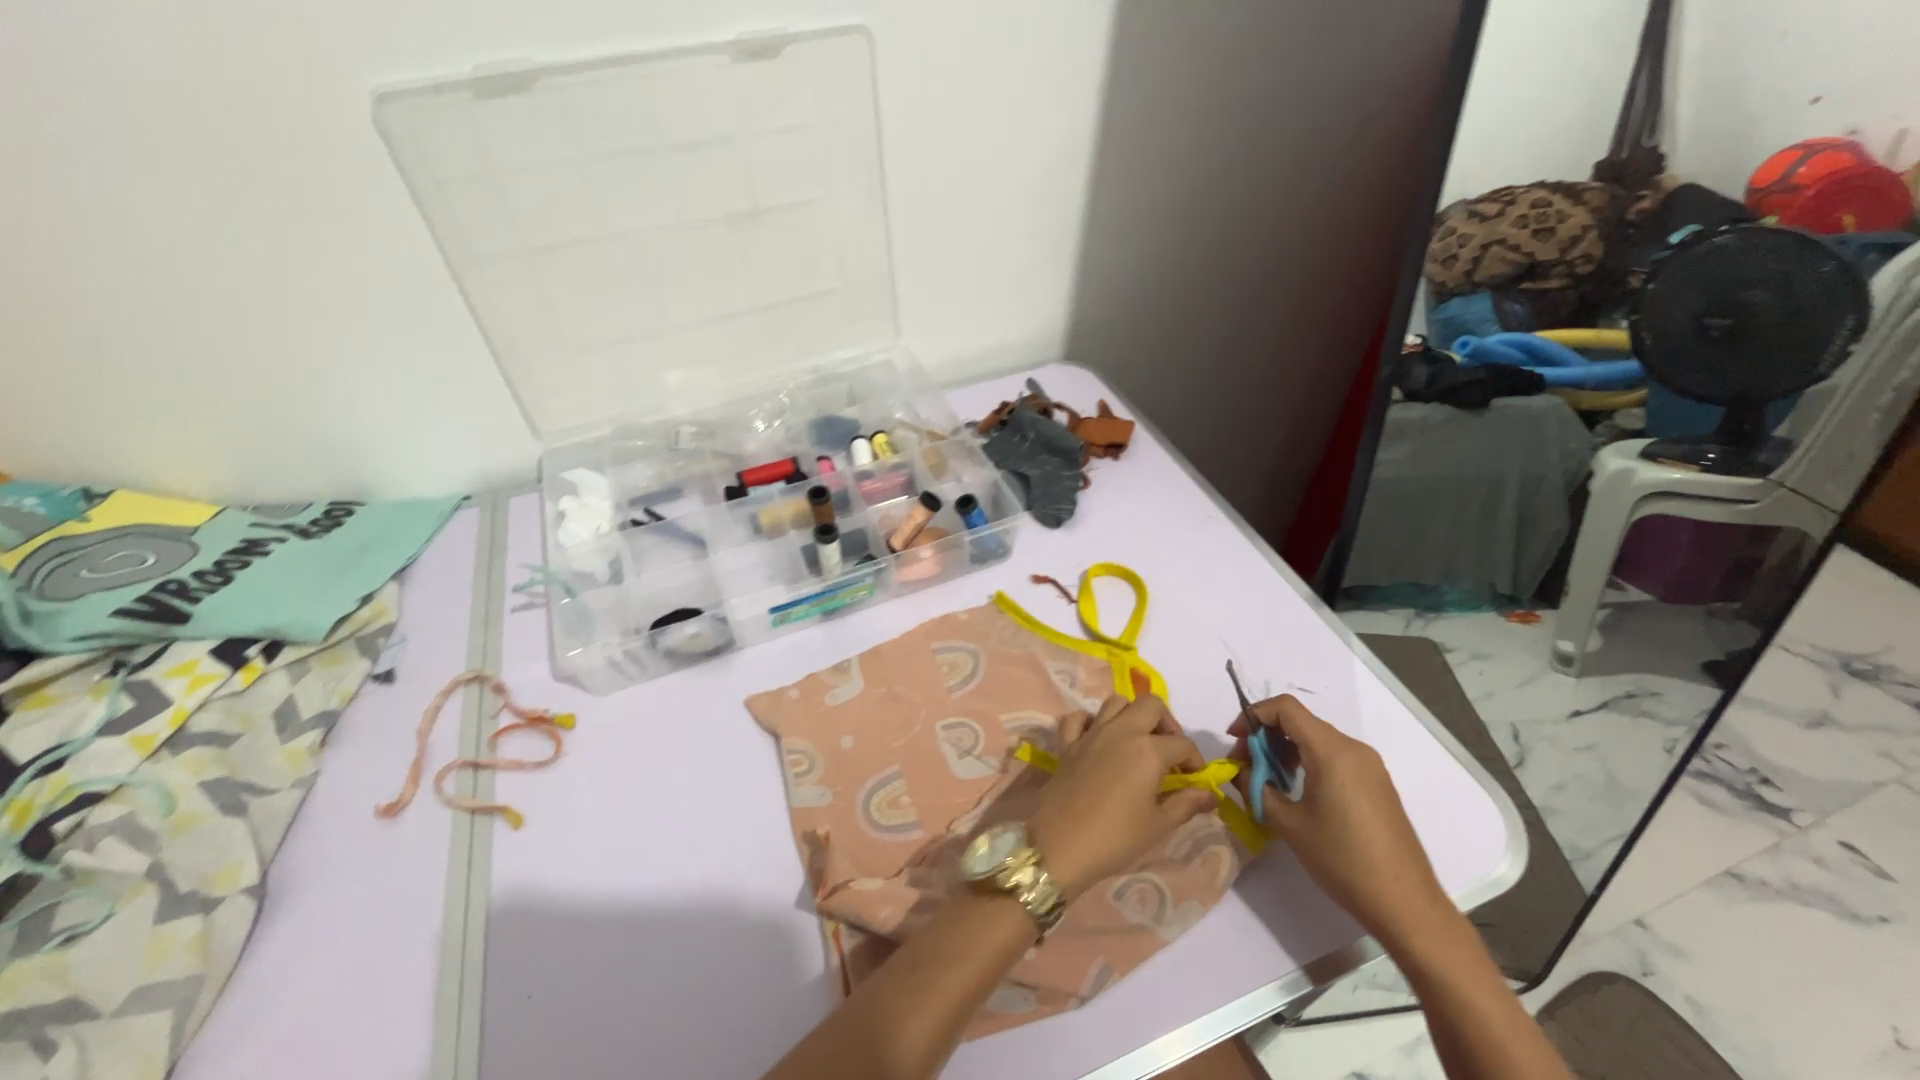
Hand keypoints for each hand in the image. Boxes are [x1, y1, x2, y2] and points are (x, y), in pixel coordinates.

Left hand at [1028, 695, 1217, 901]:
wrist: (1059, 846)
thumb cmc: (1115, 838)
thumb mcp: (1158, 825)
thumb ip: (1186, 804)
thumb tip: (1210, 794)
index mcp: (1148, 749)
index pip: (1182, 744)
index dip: (1195, 761)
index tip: (1196, 781)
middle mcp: (1120, 731)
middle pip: (1150, 705)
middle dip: (1167, 723)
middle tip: (1169, 753)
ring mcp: (1090, 734)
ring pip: (1115, 703)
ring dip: (1131, 715)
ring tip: (1138, 743)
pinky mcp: (1066, 745)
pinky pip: (1077, 719)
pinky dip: (1089, 722)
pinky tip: (1097, 740)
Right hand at [1230, 696, 1457, 948]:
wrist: (1403, 900)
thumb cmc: (1341, 859)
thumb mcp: (1288, 824)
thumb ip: (1259, 789)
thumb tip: (1243, 772)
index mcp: (1332, 751)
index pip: (1286, 708)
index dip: (1254, 716)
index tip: (1235, 741)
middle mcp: (1353, 749)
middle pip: (1301, 722)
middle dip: (1266, 738)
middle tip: (1244, 767)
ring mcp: (1369, 766)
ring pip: (1317, 740)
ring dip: (1286, 752)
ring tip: (1267, 783)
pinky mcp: (1376, 784)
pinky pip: (1334, 758)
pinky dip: (1308, 763)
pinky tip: (1296, 793)